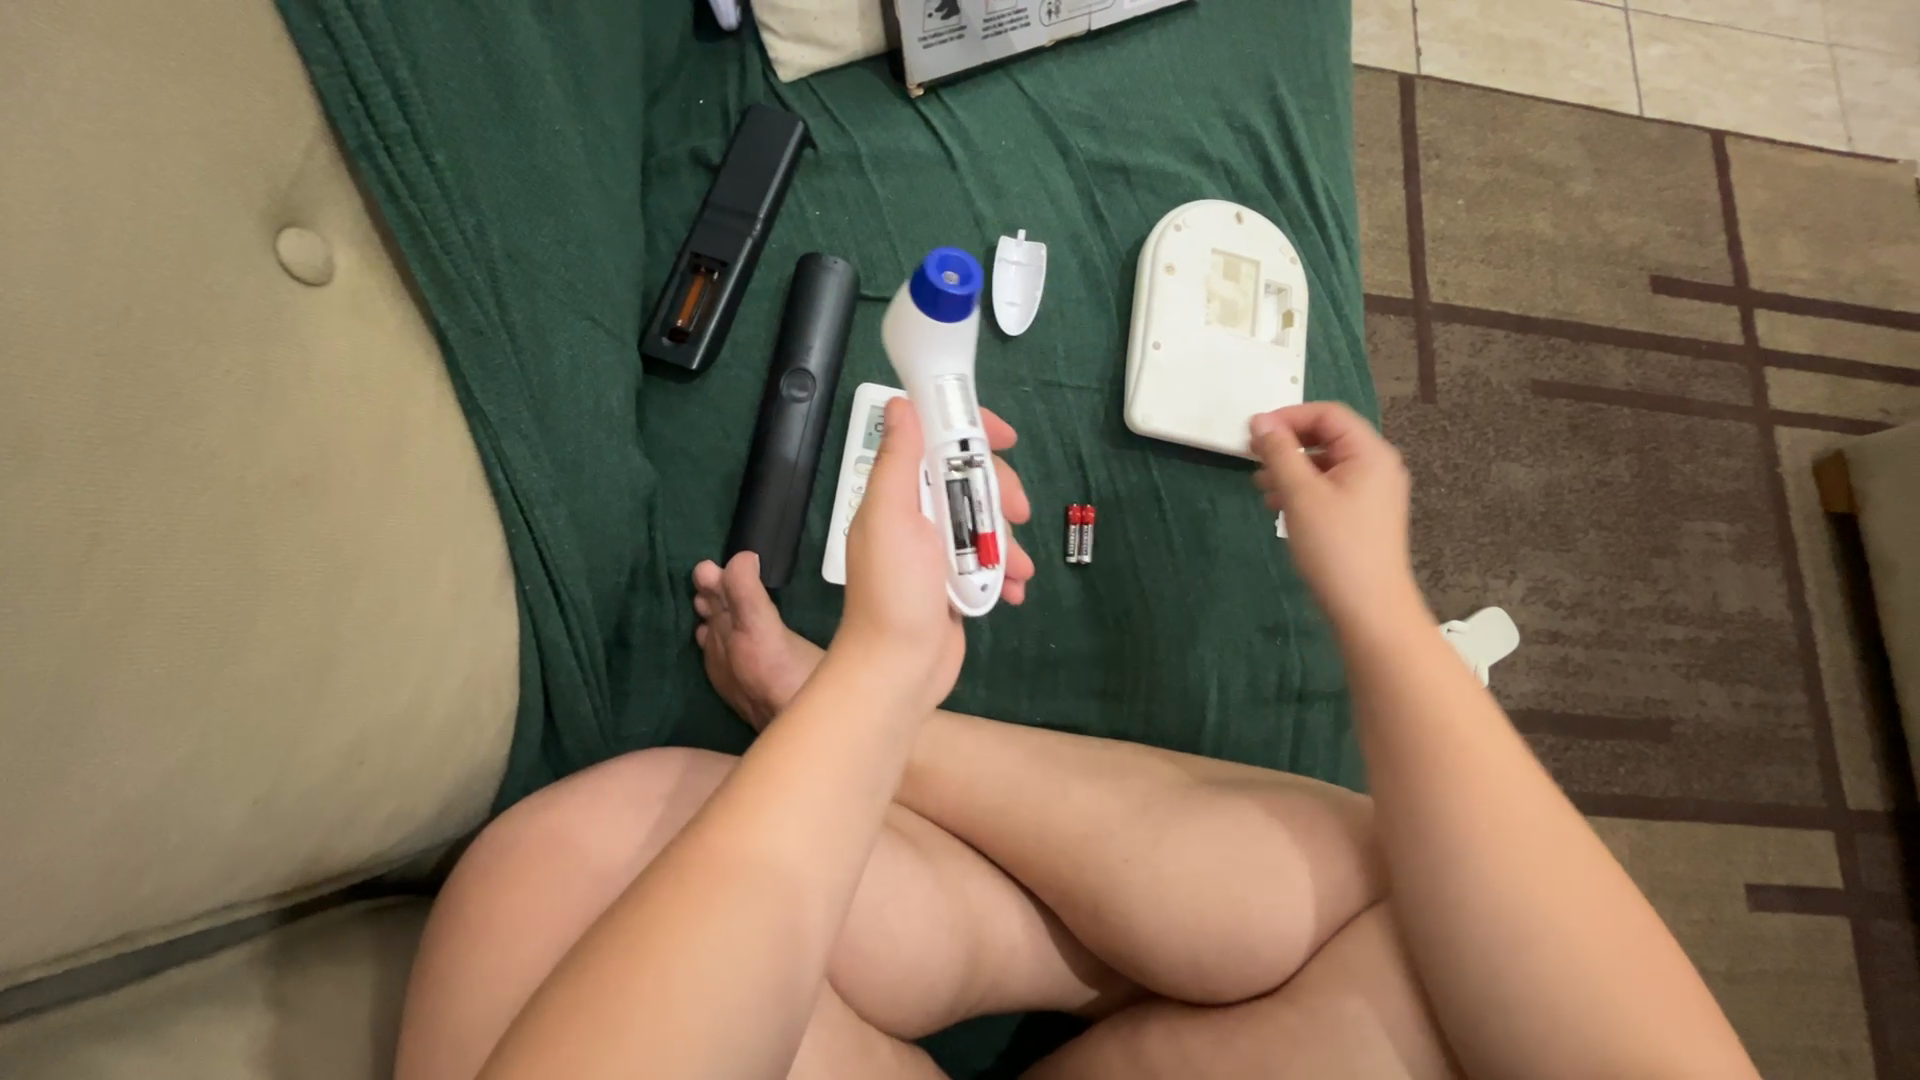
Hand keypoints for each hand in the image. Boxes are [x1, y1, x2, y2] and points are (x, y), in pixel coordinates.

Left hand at [832, 398, 1033, 709]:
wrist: (900, 666)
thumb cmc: (894, 590)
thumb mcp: (891, 517)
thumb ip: (897, 460)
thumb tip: (900, 403)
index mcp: (898, 492)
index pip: (935, 439)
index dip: (971, 429)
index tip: (1006, 438)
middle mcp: (918, 514)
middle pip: (972, 479)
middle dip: (1000, 493)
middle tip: (1019, 513)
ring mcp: (939, 548)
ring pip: (987, 520)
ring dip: (1009, 539)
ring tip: (1020, 568)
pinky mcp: (956, 579)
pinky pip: (990, 559)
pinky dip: (1006, 570)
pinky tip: (1015, 588)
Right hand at [1250, 403, 1423, 629]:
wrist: (1368, 608)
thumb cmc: (1335, 547)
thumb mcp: (1300, 494)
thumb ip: (1279, 452)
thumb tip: (1260, 421)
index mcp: (1370, 453)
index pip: (1327, 414)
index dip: (1287, 417)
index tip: (1252, 433)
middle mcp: (1376, 466)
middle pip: (1327, 436)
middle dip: (1287, 444)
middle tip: (1251, 458)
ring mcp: (1371, 492)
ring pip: (1324, 464)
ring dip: (1290, 468)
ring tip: (1261, 487)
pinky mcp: (1362, 515)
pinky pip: (1328, 487)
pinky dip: (1301, 489)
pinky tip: (1279, 507)